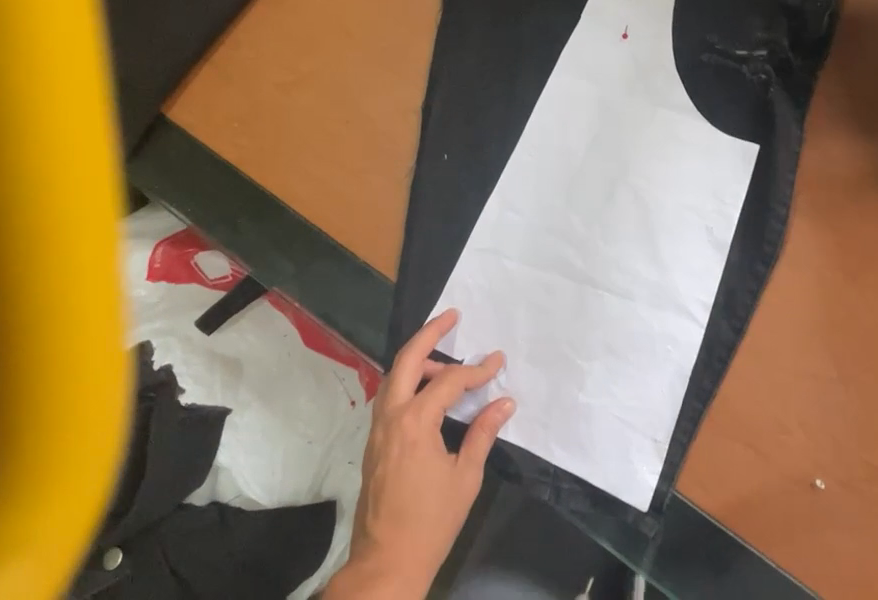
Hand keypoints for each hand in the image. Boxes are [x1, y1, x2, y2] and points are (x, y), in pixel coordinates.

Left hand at [328, 309, 513, 599]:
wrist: (386, 561)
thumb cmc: (431, 521)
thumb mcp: (466, 477)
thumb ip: (483, 433)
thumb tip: (504, 403)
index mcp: (415, 423)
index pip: (449, 381)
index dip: (477, 370)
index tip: (498, 363)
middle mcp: (390, 417)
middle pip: (406, 361)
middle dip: (429, 334)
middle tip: (451, 315)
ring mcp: (376, 430)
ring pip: (393, 379)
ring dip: (417, 360)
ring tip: (445, 358)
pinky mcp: (373, 444)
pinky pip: (389, 398)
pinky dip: (407, 383)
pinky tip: (428, 392)